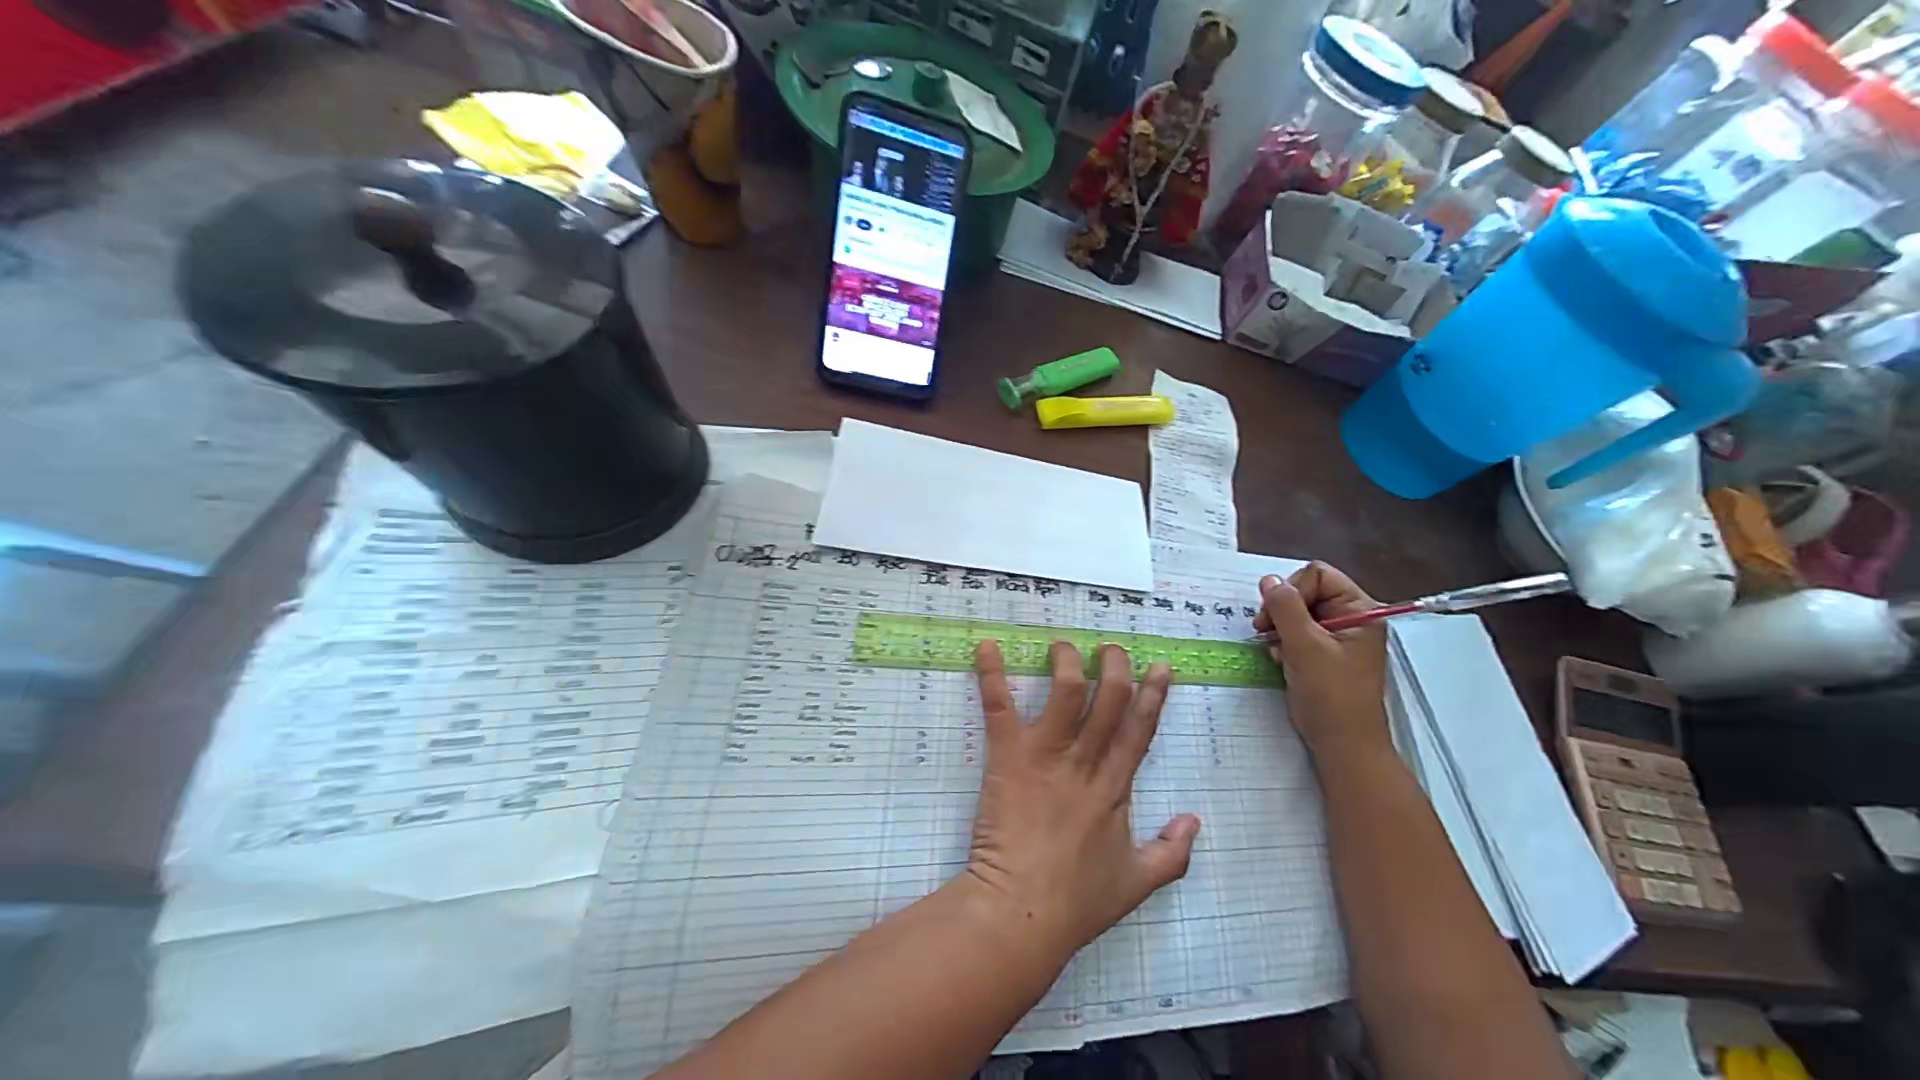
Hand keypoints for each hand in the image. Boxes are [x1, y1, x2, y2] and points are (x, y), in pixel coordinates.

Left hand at [961, 640, 1199, 956]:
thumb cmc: (1076, 901)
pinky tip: (987, 647)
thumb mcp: (1137, 882)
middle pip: (1109, 700)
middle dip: (1114, 666)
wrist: (1021, 913)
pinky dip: (992, 674)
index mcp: (1115, 788)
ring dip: (1067, 662)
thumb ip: (1172, 853)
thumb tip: (1194, 821)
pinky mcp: (1008, 758)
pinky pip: (1000, 708)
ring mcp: (1046, 757)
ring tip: (1063, 646)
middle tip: (1110, 647)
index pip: (1140, 730)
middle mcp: (1086, 763)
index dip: (1153, 696)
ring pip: (1066, 693)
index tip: (1159, 666)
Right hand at [1253, 562, 1390, 755]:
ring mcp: (1337, 637)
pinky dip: (1284, 642)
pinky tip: (1281, 659)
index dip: (1291, 590)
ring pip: (1297, 612)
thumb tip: (1268, 580)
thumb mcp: (1305, 647)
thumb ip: (1285, 608)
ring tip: (1276, 650)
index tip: (1272, 618)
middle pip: (1306, 591)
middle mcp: (1351, 618)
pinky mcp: (1324, 653)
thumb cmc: (1331, 695)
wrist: (1342, 744)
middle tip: (1265, 631)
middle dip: (1282, 609)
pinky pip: (1297, 632)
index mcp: (1359, 611)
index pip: (1317, 576)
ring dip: (1280, 627)